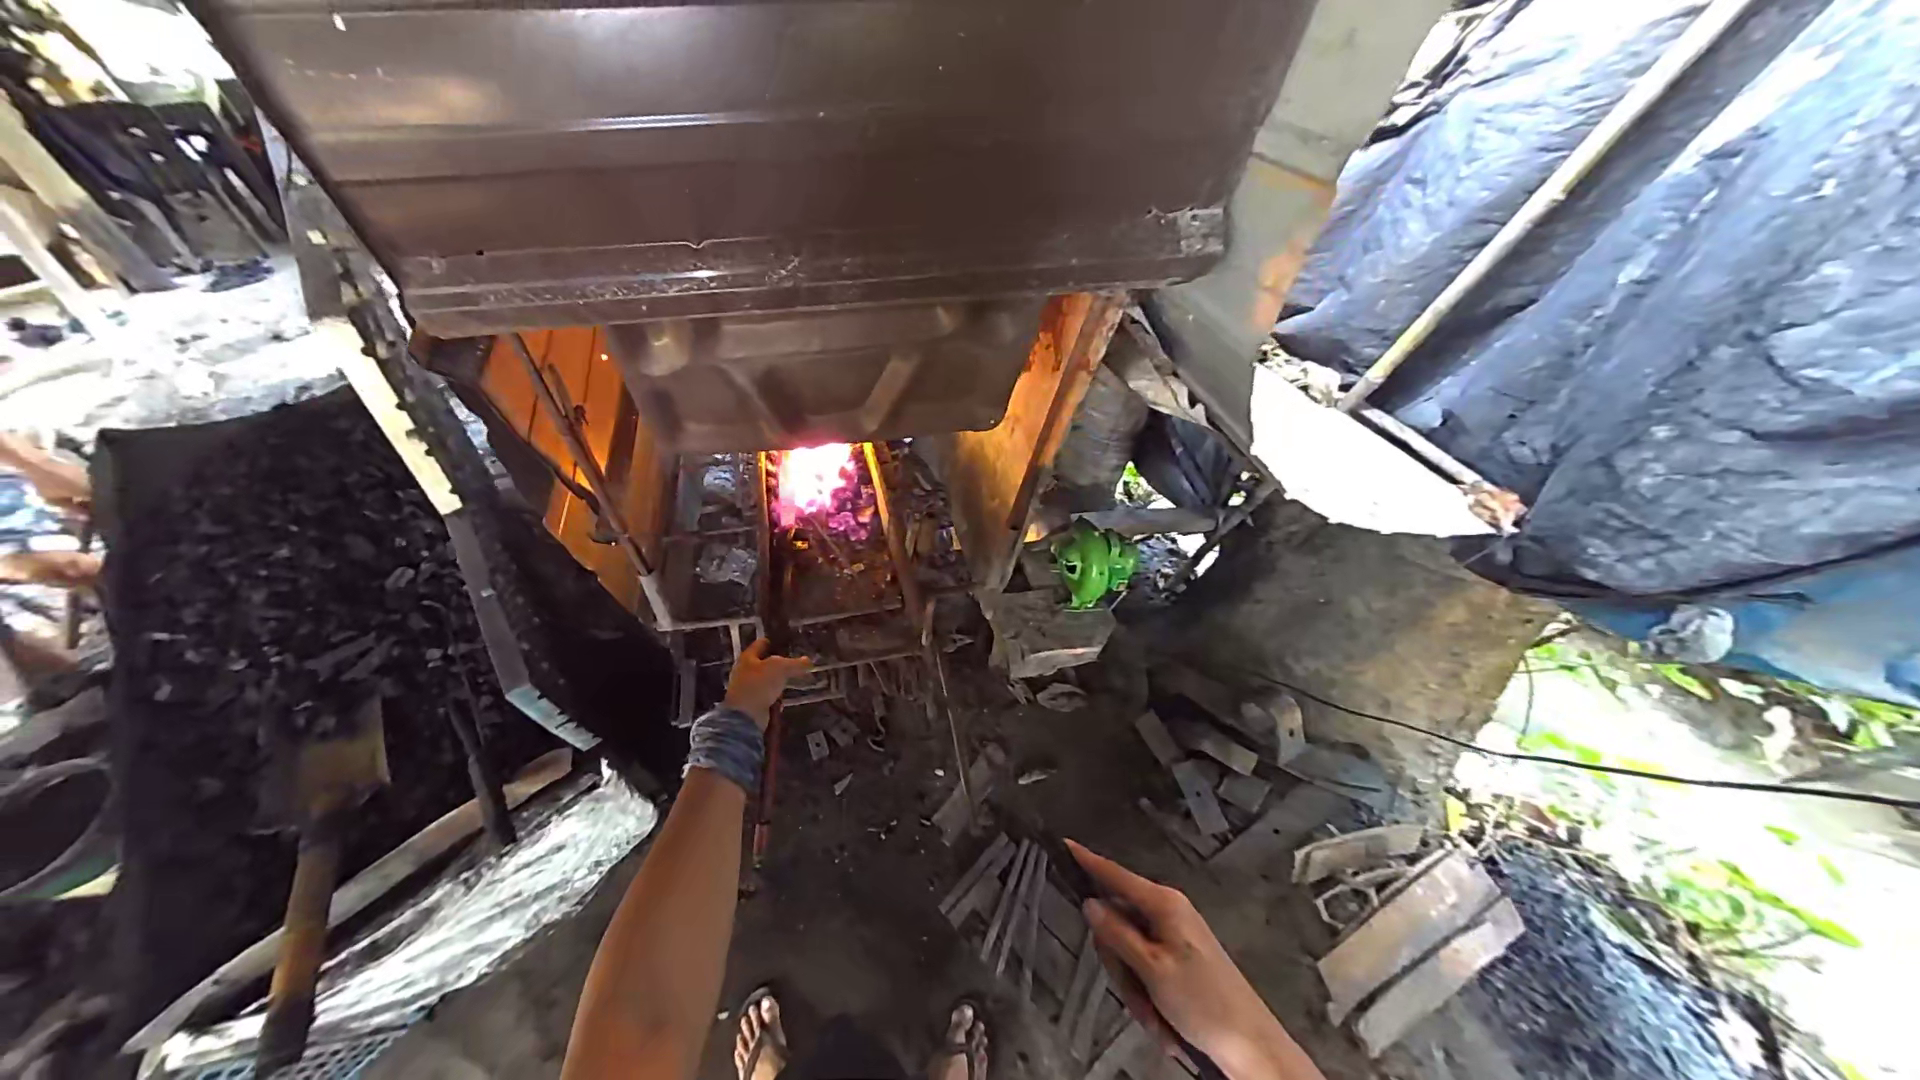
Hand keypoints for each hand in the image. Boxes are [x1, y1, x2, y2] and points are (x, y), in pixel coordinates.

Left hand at [722, 639, 812, 729]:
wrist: (745, 716)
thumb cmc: (759, 684)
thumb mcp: (781, 668)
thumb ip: (796, 664)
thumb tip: (809, 661)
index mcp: (748, 658)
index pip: (760, 644)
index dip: (771, 641)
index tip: (783, 640)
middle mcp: (746, 671)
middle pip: (764, 662)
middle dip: (778, 661)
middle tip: (794, 659)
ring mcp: (749, 688)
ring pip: (767, 679)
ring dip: (779, 678)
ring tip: (795, 676)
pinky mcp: (754, 703)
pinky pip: (768, 694)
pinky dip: (777, 693)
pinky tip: (788, 693)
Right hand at [1067, 840, 1321, 1079]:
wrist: (1253, 1048)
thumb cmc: (1204, 1003)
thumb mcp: (1152, 969)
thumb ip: (1117, 934)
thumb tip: (1089, 903)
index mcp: (1163, 904)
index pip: (1115, 875)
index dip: (1088, 861)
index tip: (1064, 844)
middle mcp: (1167, 912)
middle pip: (1117, 923)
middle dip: (1118, 964)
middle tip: (1134, 994)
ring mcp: (1173, 936)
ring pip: (1128, 952)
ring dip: (1135, 988)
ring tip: (1155, 1016)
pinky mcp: (1178, 959)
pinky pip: (1145, 968)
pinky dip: (1148, 995)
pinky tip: (1164, 1021)